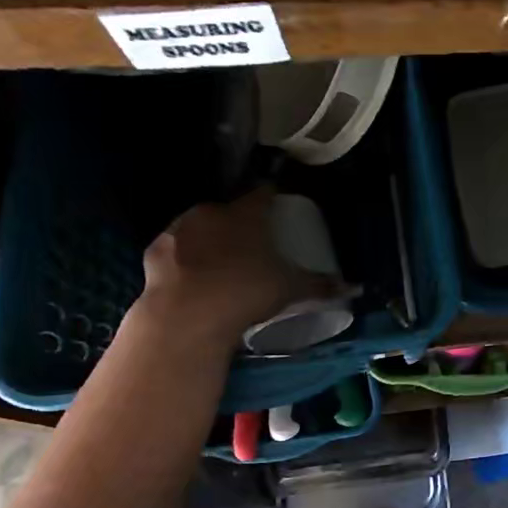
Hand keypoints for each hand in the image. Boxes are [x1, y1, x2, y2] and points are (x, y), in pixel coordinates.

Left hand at [137, 186, 336, 335]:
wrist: (188, 315)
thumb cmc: (247, 292)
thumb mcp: (290, 290)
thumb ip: (320, 285)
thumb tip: (352, 289)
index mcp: (246, 213)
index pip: (262, 192)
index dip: (271, 197)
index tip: (276, 207)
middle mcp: (212, 211)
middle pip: (228, 209)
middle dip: (239, 223)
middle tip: (251, 246)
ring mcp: (179, 229)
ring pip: (199, 227)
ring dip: (209, 240)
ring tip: (220, 265)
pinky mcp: (155, 250)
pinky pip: (175, 249)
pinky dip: (183, 260)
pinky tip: (192, 280)